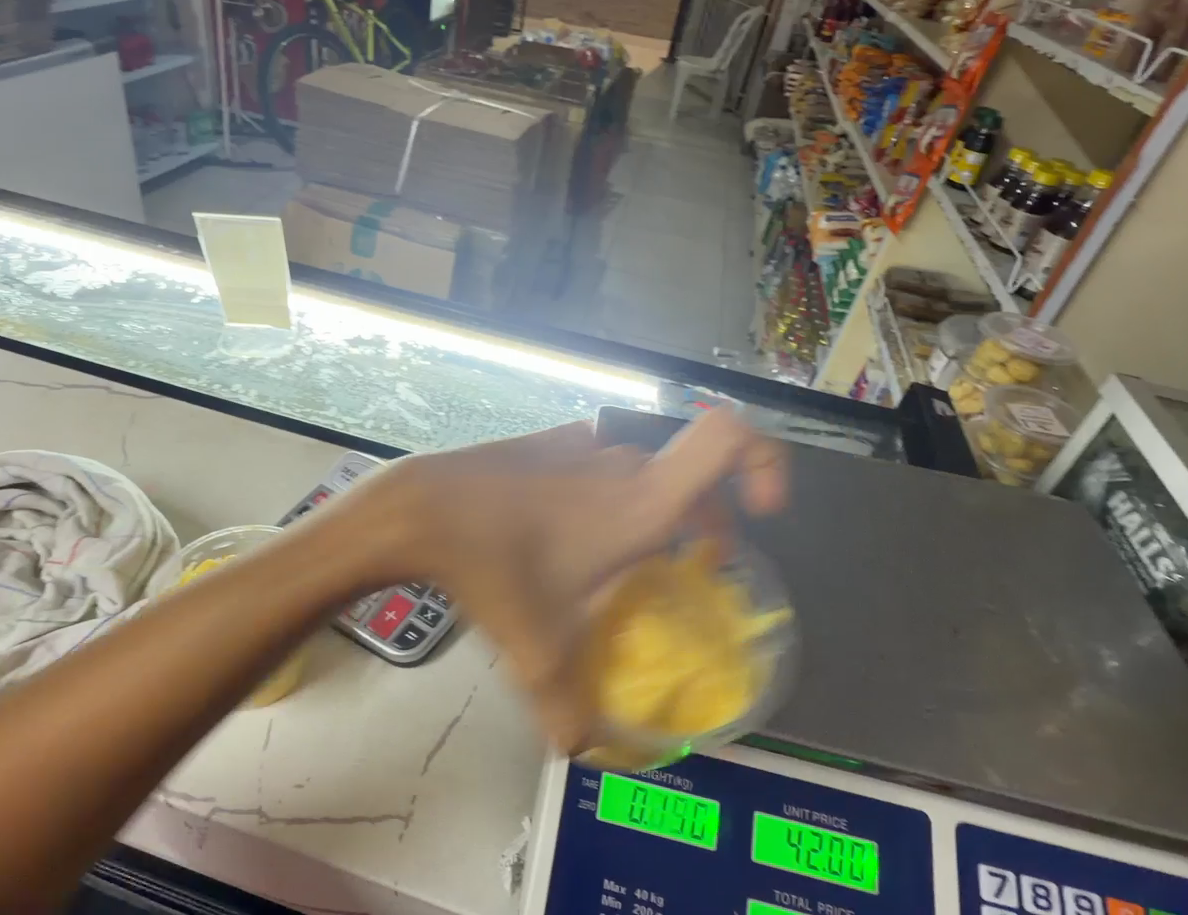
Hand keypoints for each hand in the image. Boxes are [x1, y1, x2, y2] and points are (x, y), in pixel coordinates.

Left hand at [358, 409, 786, 751]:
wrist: (421, 509)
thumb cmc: (496, 571)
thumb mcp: (538, 653)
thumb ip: (571, 713)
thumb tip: (583, 751)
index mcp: (645, 501)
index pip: (733, 436)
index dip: (766, 464)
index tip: (761, 514)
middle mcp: (624, 461)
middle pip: (692, 476)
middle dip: (707, 520)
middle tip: (687, 566)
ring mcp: (582, 443)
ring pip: (643, 471)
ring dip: (652, 509)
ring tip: (622, 557)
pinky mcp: (547, 441)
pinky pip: (598, 462)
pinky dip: (604, 492)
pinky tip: (566, 530)